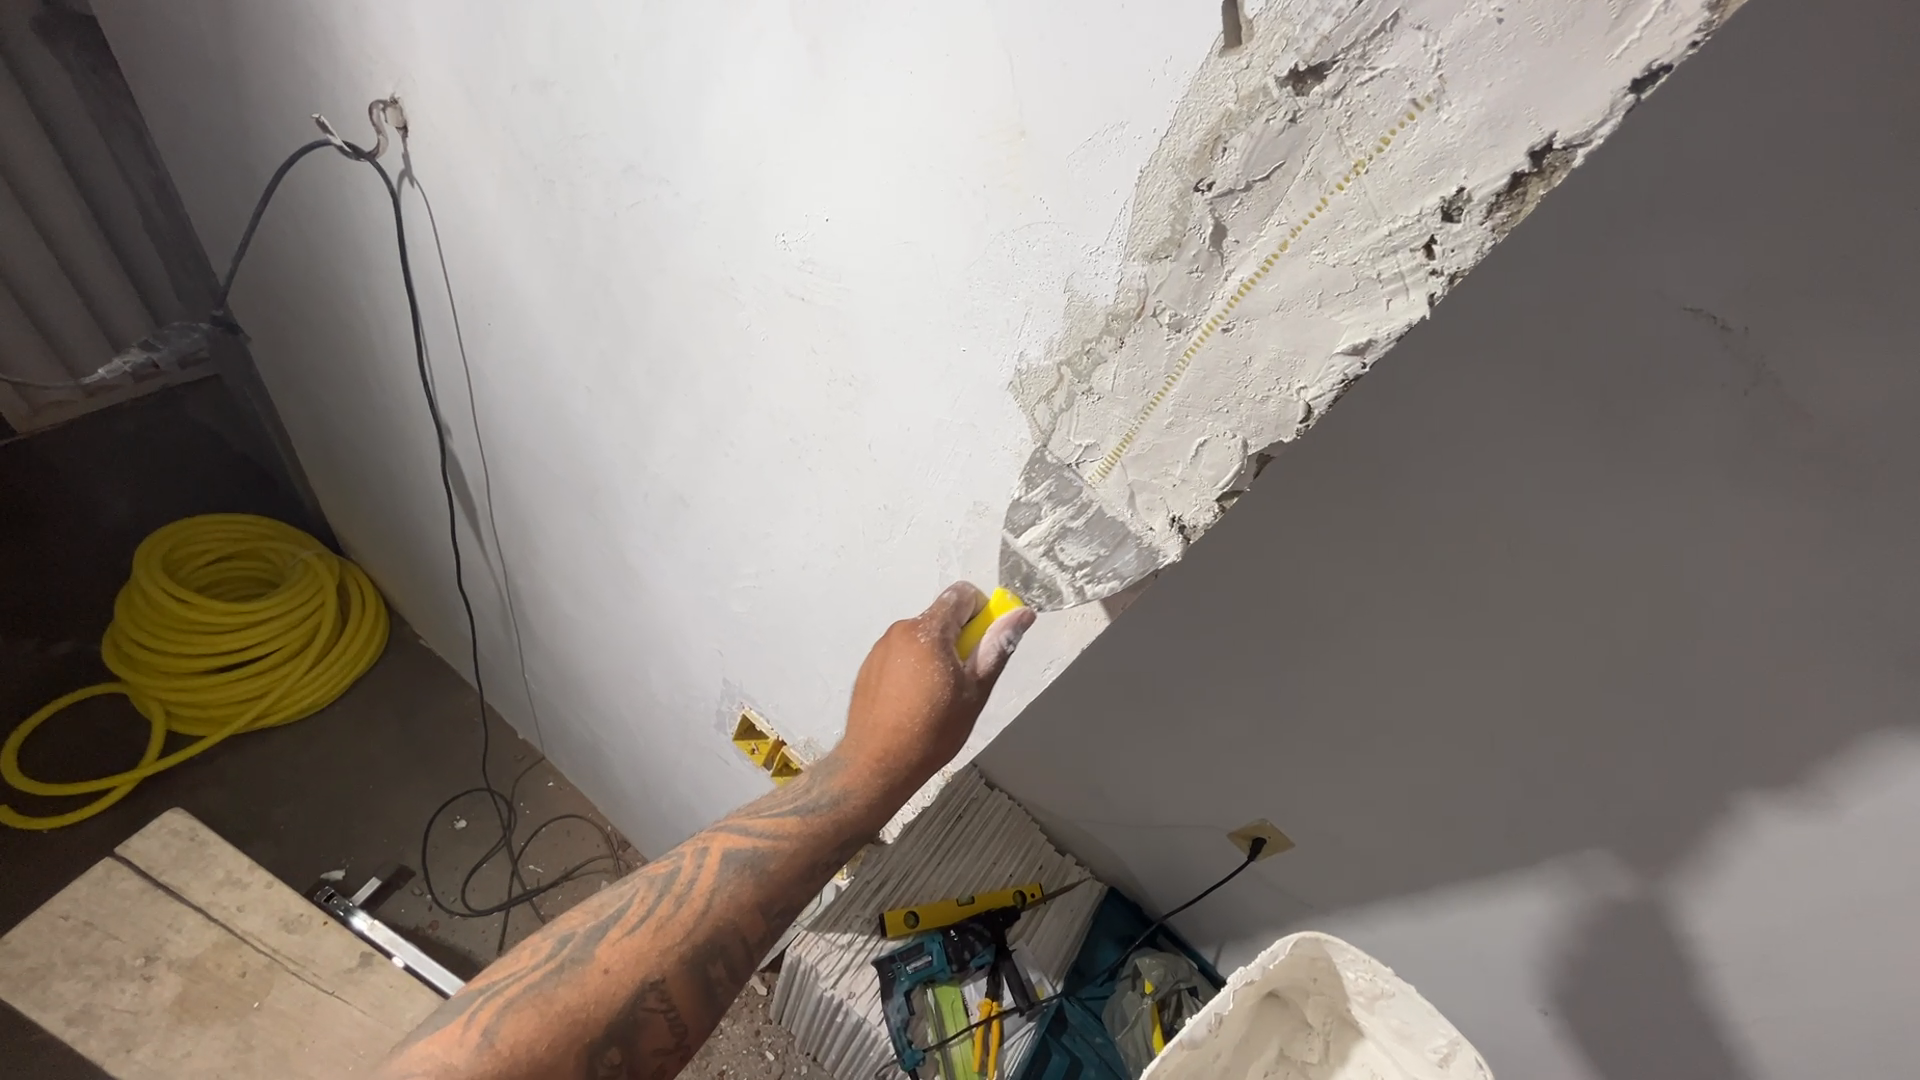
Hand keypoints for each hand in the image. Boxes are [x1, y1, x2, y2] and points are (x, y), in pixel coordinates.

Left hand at [837, 583, 1036, 794]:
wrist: (877, 764)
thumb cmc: (932, 730)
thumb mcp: (976, 690)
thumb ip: (998, 646)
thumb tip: (1022, 614)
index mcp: (929, 630)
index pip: (961, 594)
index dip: (981, 612)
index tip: (983, 645)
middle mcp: (901, 629)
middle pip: (941, 616)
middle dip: (959, 638)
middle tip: (964, 679)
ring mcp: (881, 647)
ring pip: (922, 636)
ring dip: (937, 653)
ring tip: (938, 696)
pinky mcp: (869, 665)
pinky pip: (901, 652)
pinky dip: (914, 666)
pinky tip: (914, 701)